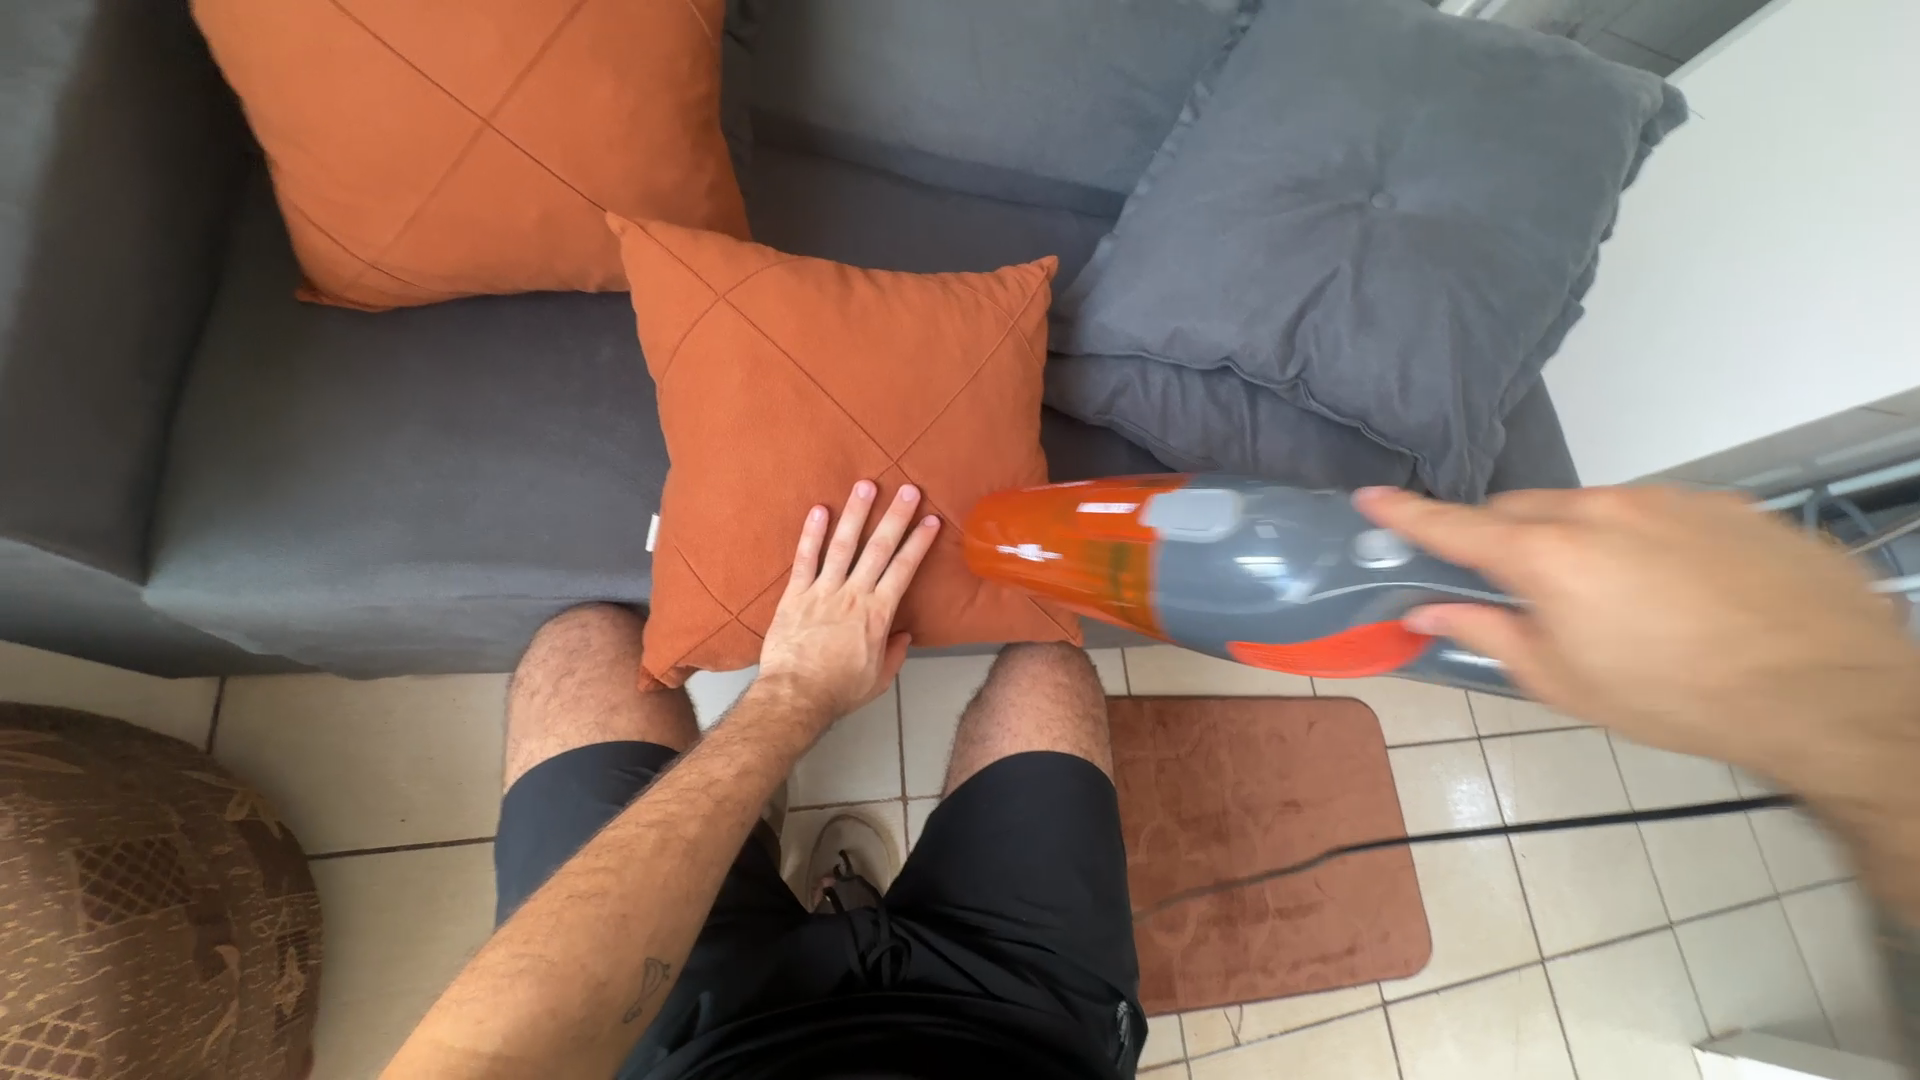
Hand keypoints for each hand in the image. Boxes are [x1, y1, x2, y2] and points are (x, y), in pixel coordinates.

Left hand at [757, 480, 941, 719]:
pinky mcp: (795, 595)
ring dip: (856, 513)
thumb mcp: (878, 679)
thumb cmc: (838, 691)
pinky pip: (804, 559)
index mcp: (877, 614)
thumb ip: (894, 654)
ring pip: (843, 545)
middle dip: (896, 517)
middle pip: (878, 549)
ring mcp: (822, 592)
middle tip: (908, 489)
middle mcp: (853, 595)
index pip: (903, 570)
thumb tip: (903, 637)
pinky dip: (811, 533)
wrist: (795, 697)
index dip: (918, 543)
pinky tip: (819, 509)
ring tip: (866, 486)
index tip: (930, 521)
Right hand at [1355, 485, 1919, 801]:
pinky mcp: (1726, 506)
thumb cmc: (1673, 697)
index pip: (1453, 525)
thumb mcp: (1559, 679)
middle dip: (1499, 536)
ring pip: (1586, 507)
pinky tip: (1671, 586)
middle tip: (1510, 583)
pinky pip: (1652, 511)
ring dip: (1571, 537)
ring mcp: (1668, 501)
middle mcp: (1598, 510)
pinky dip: (1635, 538)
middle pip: (1516, 508)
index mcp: (1546, 556)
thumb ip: (1484, 631)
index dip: (1404, 513)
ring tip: (1607, 593)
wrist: (1837, 698)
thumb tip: (1427, 610)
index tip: (1368, 495)